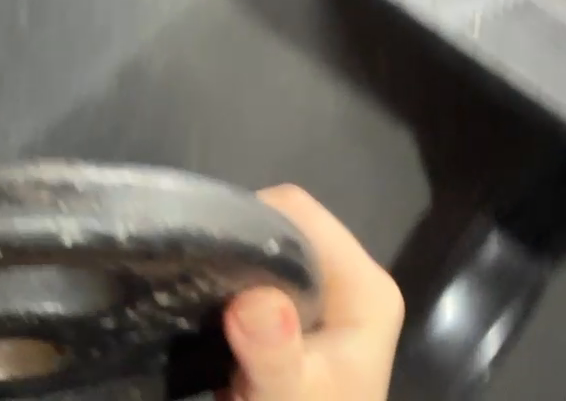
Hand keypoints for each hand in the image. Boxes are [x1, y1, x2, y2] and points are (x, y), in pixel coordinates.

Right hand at [220, 186, 404, 400]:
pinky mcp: (298, 311)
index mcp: (364, 286)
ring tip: (202, 299)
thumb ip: (274, 355)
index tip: (211, 261)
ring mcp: (325, 295)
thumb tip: (257, 300)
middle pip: (278, 223)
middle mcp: (349, 279)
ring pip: (264, 245)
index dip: (249, 223)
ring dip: (230, 266)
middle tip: (201, 286)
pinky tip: (212, 312)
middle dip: (236, 245)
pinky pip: (258, 271)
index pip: (297, 211)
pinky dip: (232, 283)